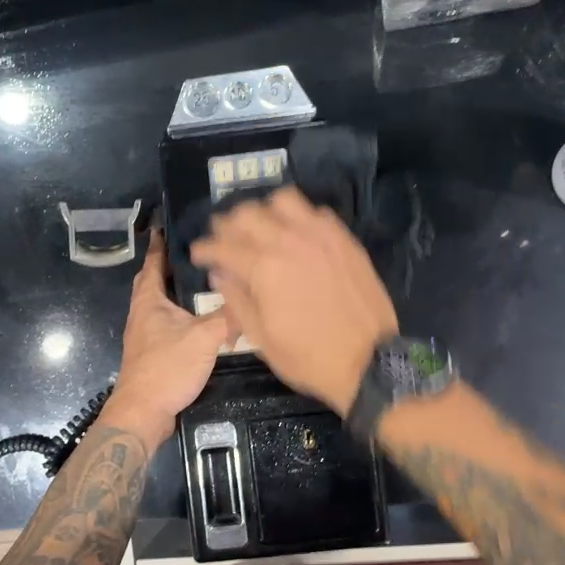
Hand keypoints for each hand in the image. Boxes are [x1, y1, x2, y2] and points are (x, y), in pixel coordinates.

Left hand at [101, 229, 234, 443]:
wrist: (144, 412)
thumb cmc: (167, 368)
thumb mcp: (204, 338)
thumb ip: (228, 317)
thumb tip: (250, 299)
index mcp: (149, 301)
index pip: (152, 263)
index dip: (160, 244)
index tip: (167, 226)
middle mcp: (142, 313)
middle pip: (153, 283)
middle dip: (168, 267)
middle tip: (191, 254)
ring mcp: (144, 335)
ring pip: (161, 306)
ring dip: (177, 294)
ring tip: (202, 285)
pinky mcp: (152, 354)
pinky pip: (167, 326)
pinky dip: (181, 317)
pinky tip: (199, 322)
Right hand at [190, 187, 396, 414]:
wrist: (367, 363)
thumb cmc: (308, 359)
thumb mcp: (261, 339)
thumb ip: (236, 300)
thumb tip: (219, 273)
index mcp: (264, 269)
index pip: (222, 246)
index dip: (204, 248)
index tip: (197, 254)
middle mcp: (290, 242)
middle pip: (247, 214)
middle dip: (227, 224)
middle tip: (222, 238)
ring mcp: (320, 237)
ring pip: (282, 201)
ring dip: (263, 211)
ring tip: (259, 229)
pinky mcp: (344, 240)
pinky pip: (315, 212)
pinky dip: (297, 218)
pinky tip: (294, 235)